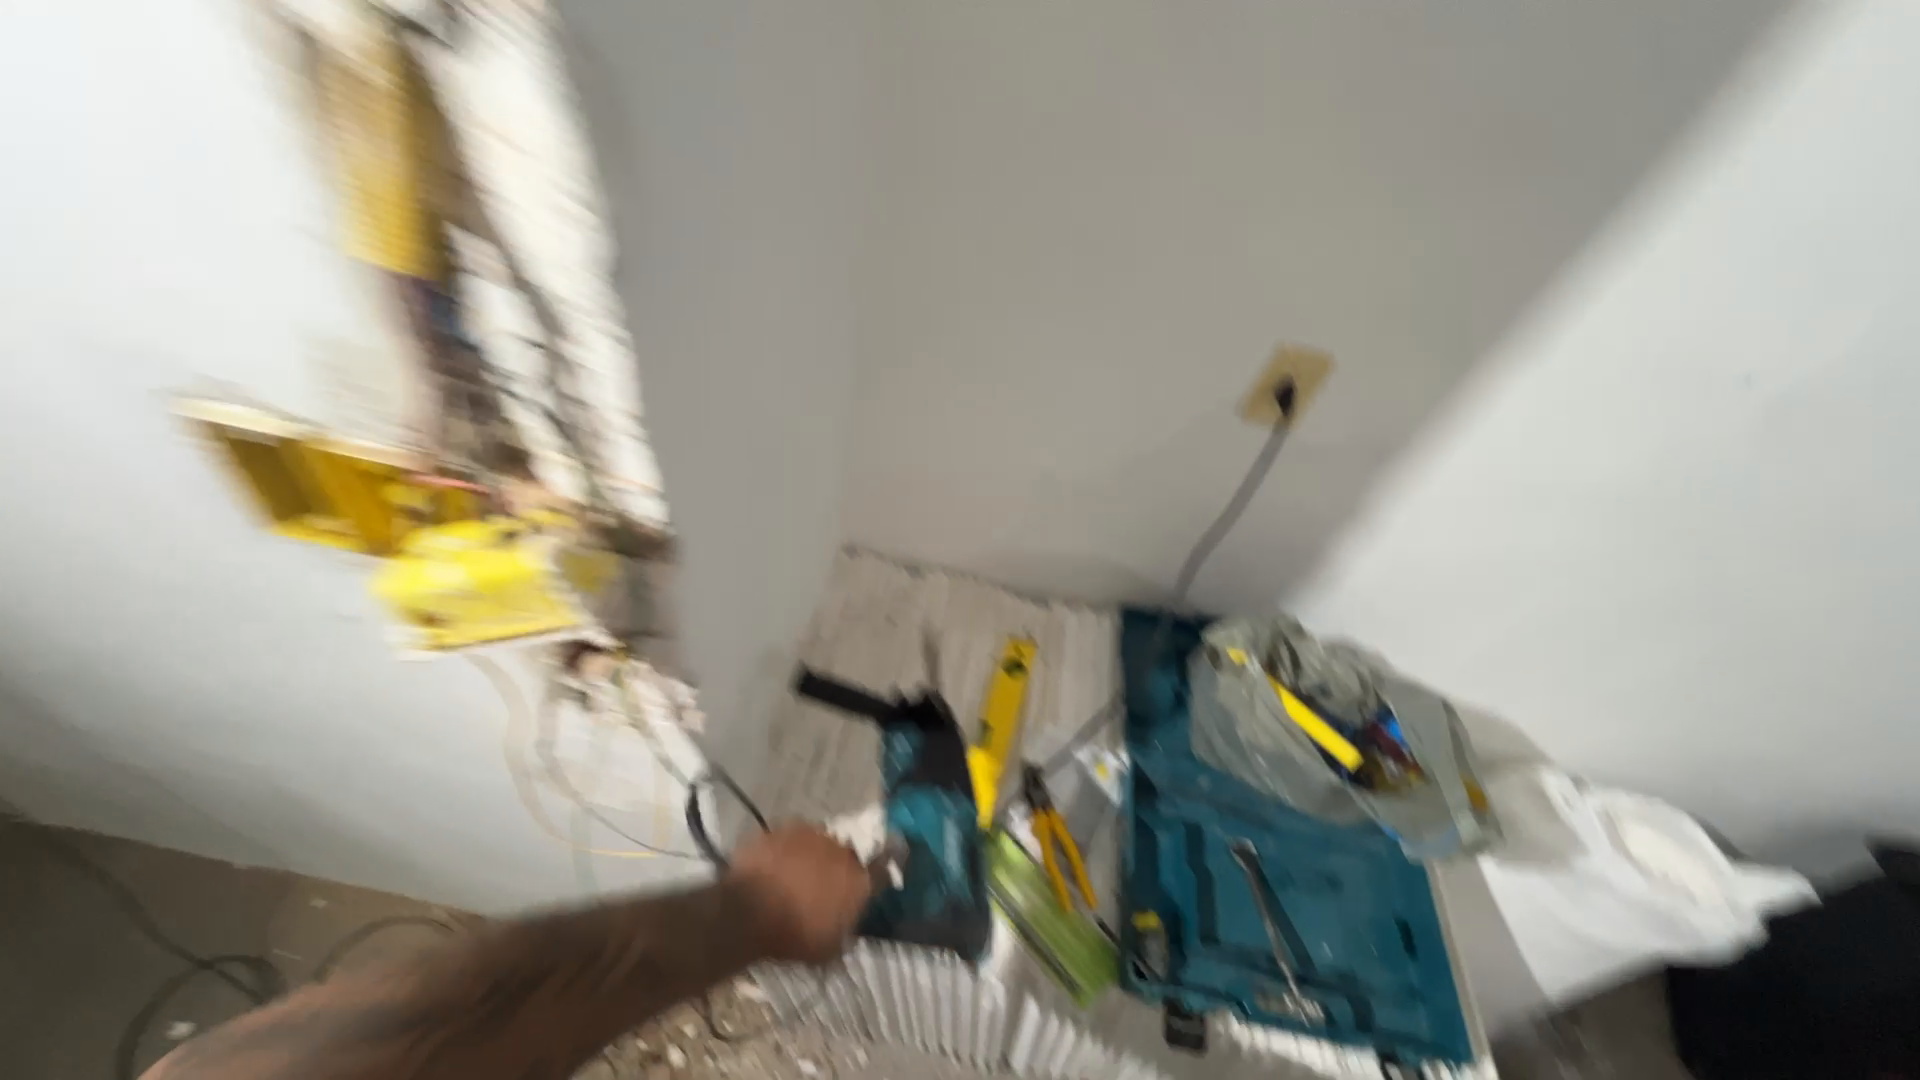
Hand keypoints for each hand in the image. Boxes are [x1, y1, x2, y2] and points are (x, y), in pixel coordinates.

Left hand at [724, 824, 870, 964]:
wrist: (749, 911)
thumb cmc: (792, 936)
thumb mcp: (825, 951)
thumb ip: (843, 934)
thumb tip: (846, 932)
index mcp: (859, 882)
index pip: (882, 870)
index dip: (879, 872)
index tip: (873, 875)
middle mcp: (842, 852)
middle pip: (847, 856)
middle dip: (837, 867)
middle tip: (819, 886)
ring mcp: (813, 834)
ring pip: (819, 842)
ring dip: (811, 854)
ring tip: (792, 873)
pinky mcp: (784, 827)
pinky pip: (791, 836)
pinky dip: (785, 847)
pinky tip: (771, 864)